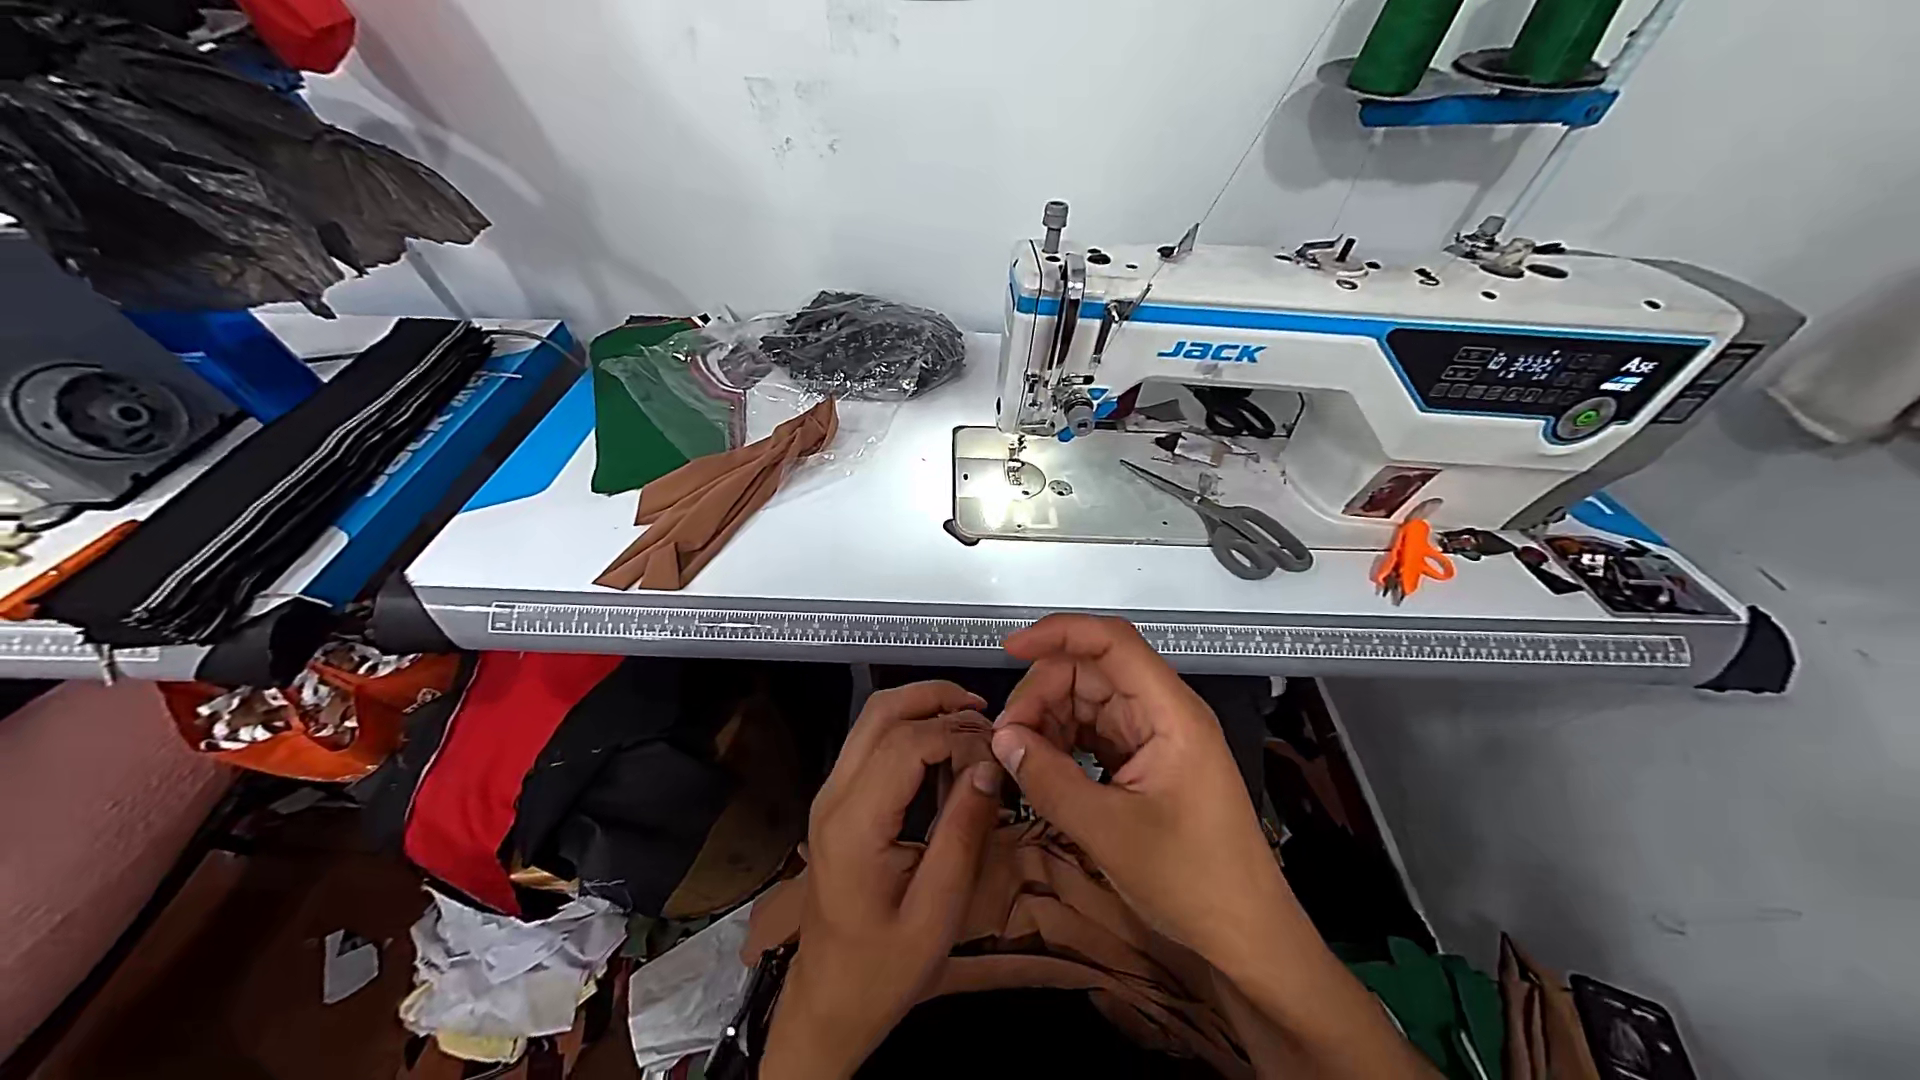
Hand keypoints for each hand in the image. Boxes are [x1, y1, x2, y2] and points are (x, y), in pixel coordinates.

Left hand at [762, 682, 1002, 1079]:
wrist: (829, 999)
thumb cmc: (884, 967)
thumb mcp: (938, 911)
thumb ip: (963, 833)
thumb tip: (989, 766)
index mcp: (855, 823)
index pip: (907, 743)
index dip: (958, 734)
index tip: (998, 752)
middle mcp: (834, 795)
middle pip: (881, 711)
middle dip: (935, 697)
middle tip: (984, 710)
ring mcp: (830, 794)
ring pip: (873, 719)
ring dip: (922, 707)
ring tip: (971, 722)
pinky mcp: (837, 801)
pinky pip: (871, 742)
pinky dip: (910, 729)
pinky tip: (945, 748)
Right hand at [990, 615, 1289, 965]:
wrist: (1245, 933)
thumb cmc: (1196, 881)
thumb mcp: (1110, 832)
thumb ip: (1049, 780)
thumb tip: (1003, 740)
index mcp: (1170, 714)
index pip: (1112, 643)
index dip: (1059, 633)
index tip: (1011, 648)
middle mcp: (1162, 712)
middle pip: (1090, 671)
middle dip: (1042, 693)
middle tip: (1008, 737)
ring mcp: (1153, 735)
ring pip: (1086, 700)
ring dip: (1047, 718)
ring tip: (1021, 756)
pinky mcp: (1143, 758)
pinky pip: (1092, 730)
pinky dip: (1061, 741)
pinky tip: (1042, 765)